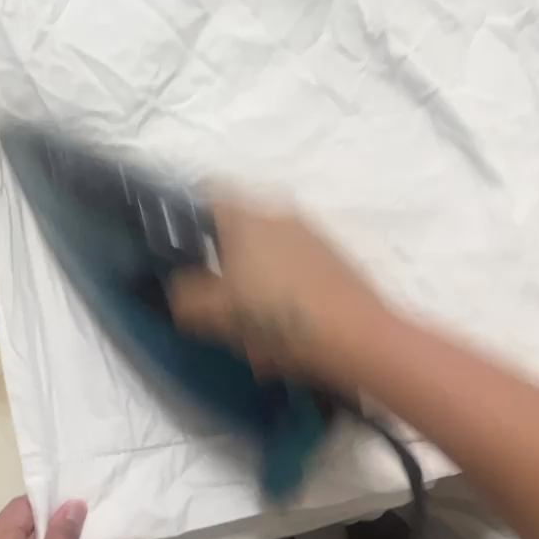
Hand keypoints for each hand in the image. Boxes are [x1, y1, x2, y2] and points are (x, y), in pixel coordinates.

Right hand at [169, 200, 387, 380]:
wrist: (358, 338)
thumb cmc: (279, 317)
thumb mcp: (215, 314)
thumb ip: (186, 298)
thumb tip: (179, 290)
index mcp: (248, 214)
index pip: (206, 195)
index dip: (187, 222)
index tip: (182, 260)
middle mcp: (282, 215)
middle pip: (238, 237)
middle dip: (225, 276)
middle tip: (219, 313)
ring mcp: (314, 238)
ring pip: (268, 264)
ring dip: (256, 297)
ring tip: (257, 340)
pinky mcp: (338, 266)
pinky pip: (297, 280)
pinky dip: (286, 305)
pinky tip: (287, 343)